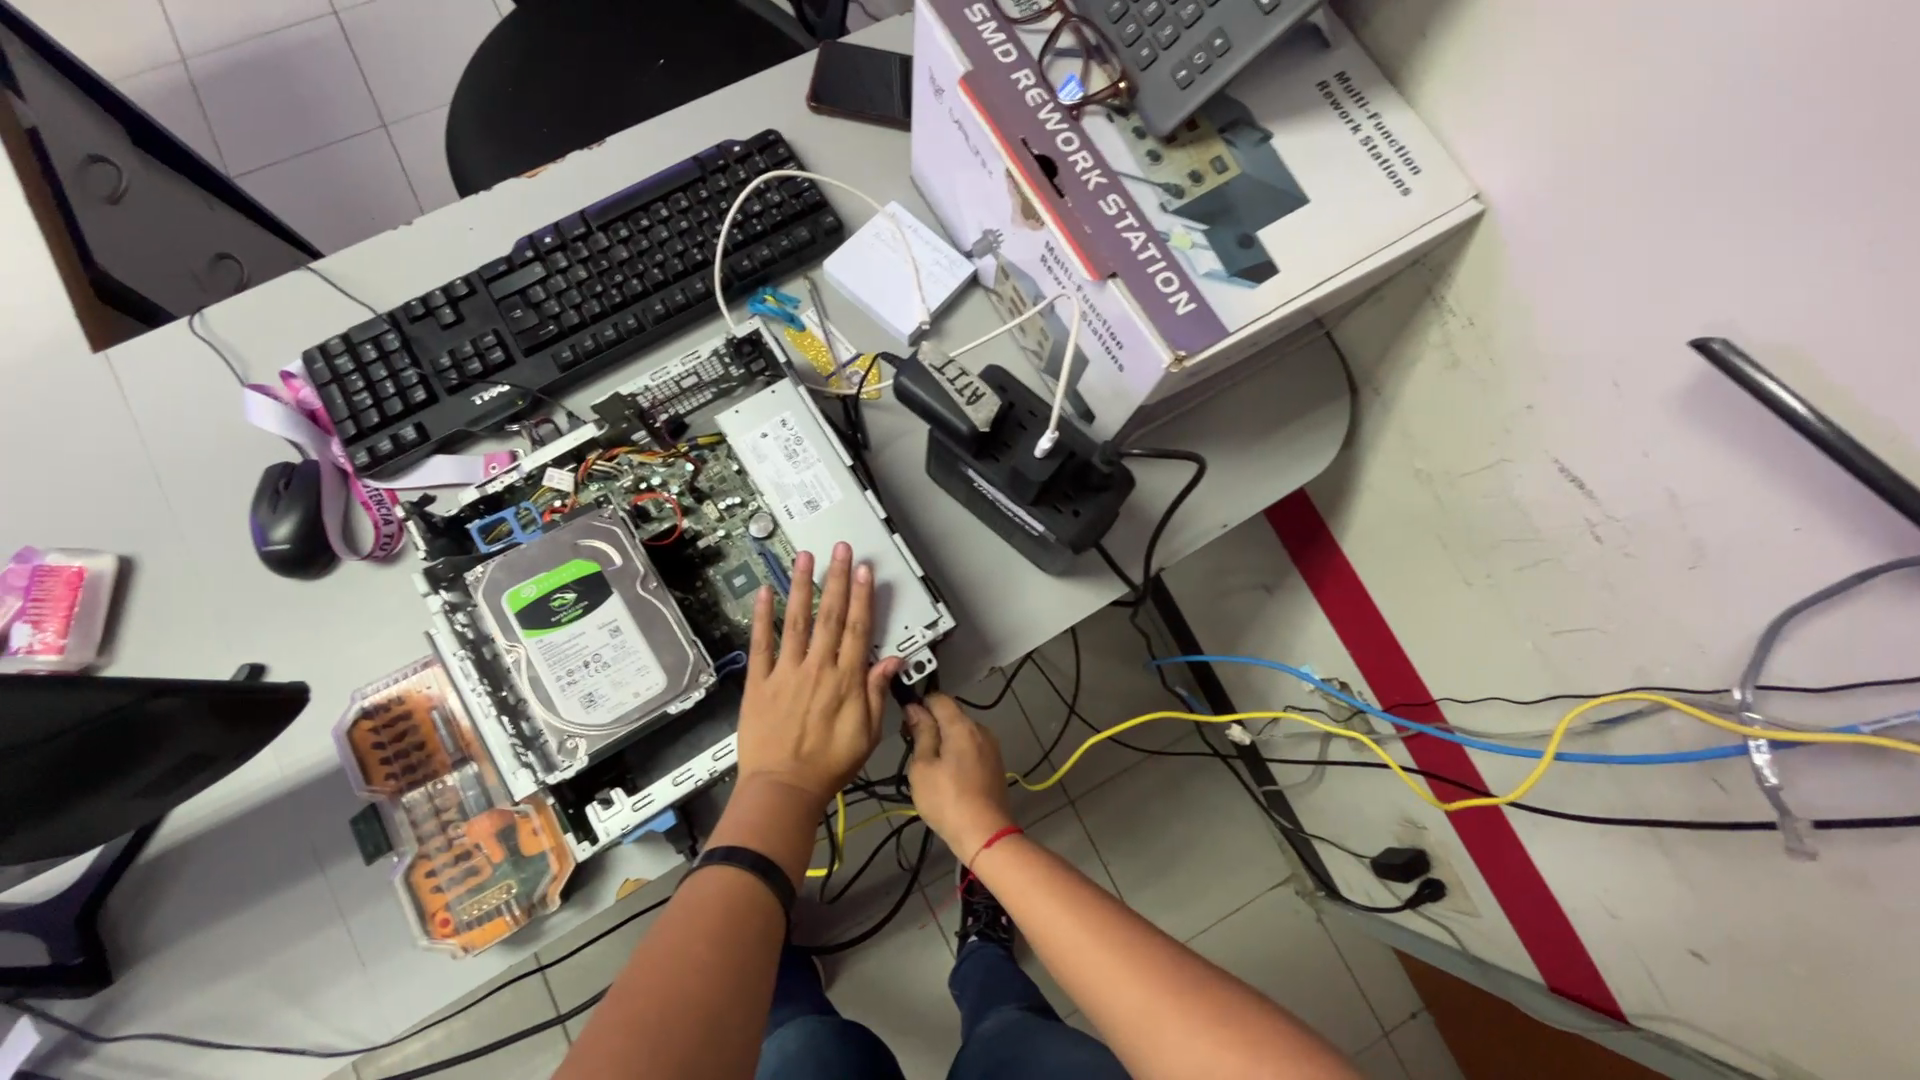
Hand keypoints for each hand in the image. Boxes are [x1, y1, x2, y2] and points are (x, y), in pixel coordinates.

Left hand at [736, 542, 901, 809]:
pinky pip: (761, 644)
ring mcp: (786, 672)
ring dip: (802, 587)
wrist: (783, 788)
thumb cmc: (829, 766)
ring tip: (805, 558)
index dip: (863, 597)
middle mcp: (818, 668)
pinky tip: (765, 593)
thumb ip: (877, 694)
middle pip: (830, 615)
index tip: (865, 570)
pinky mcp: (760, 682)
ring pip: (797, 621)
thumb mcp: (867, 735)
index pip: (859, 629)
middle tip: (840, 550)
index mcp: (847, 680)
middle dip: (837, 579)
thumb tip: (892, 662)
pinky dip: (762, 618)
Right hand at [904, 694, 1016, 860]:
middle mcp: (981, 730)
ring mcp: (992, 748)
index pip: (939, 698)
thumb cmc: (947, 800)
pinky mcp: (995, 765)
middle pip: (952, 715)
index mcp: (962, 726)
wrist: (985, 834)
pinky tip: (948, 776)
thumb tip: (915, 708)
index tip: (906, 724)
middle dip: (932, 724)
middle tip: (913, 748)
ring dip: (945, 741)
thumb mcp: (923, 767)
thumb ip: (921, 733)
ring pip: (962, 733)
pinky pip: (972, 748)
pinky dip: (958, 753)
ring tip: (929, 766)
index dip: (920, 704)